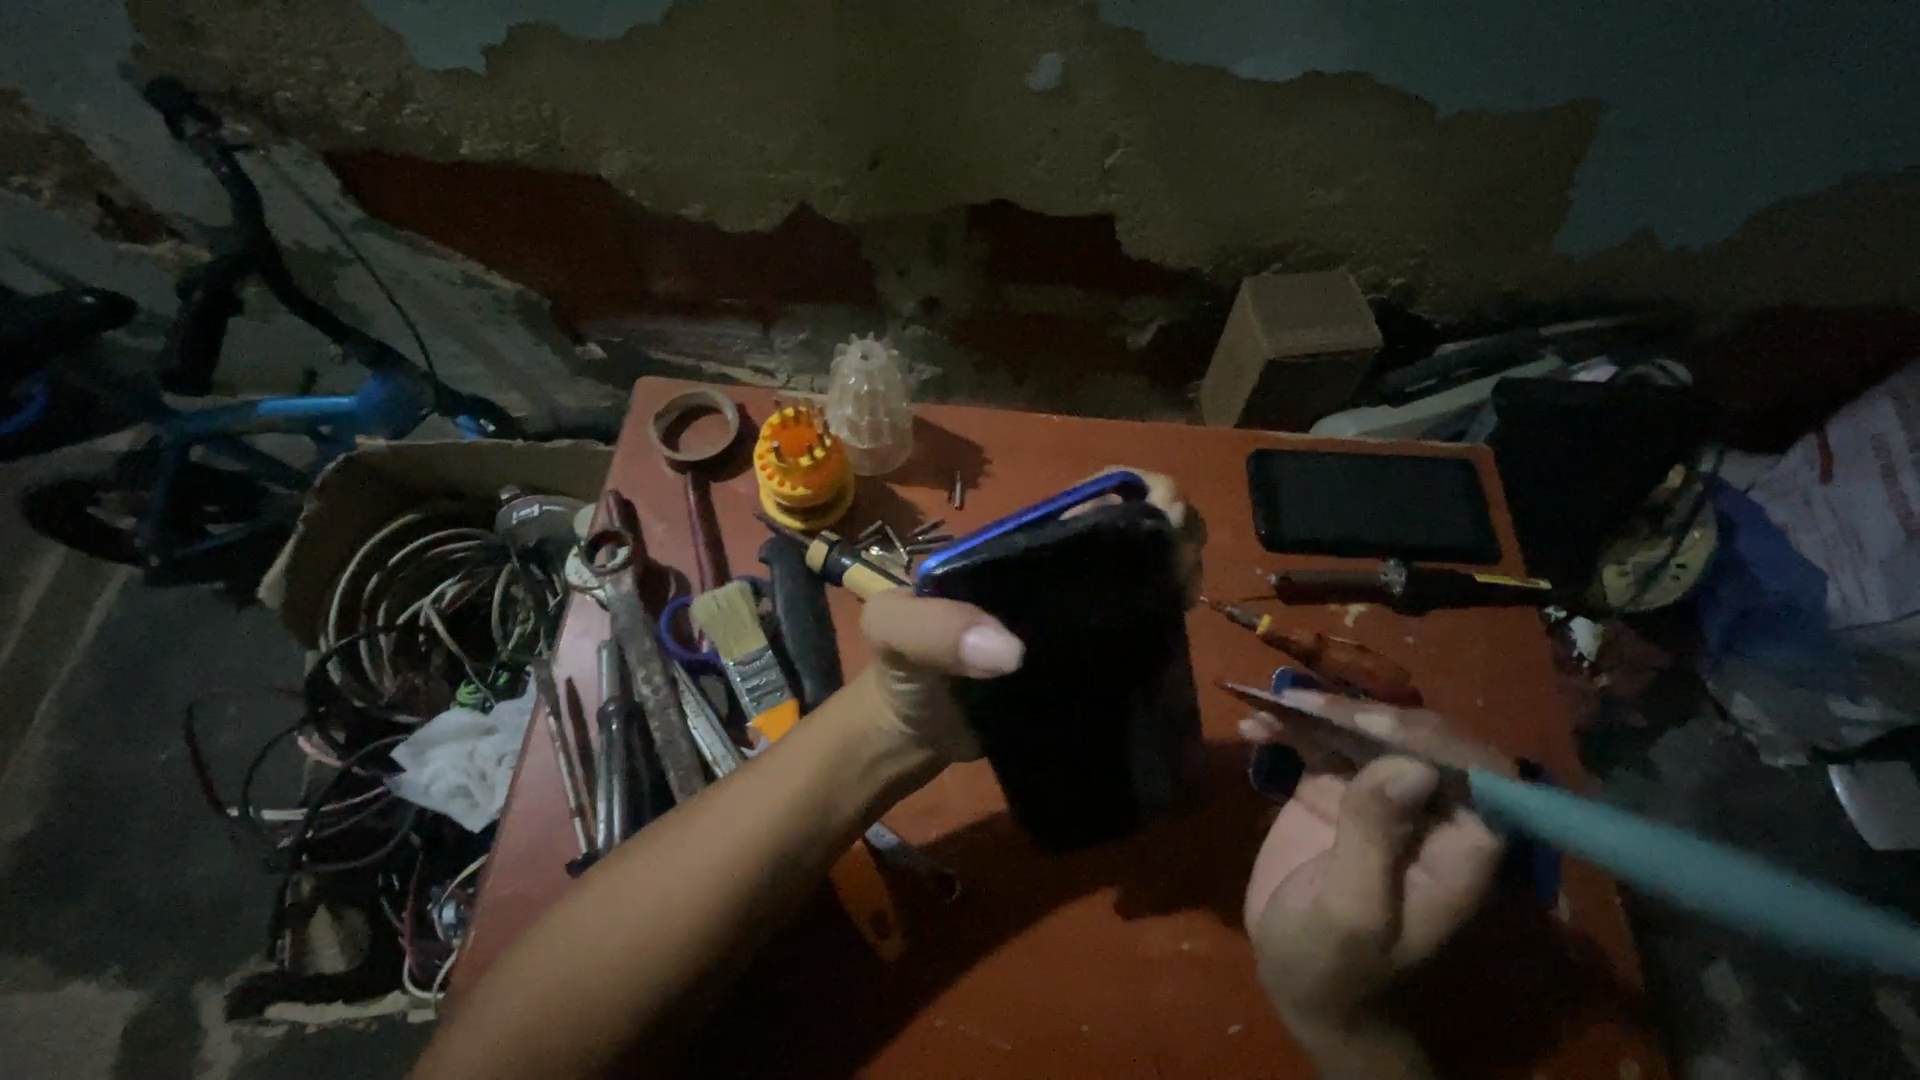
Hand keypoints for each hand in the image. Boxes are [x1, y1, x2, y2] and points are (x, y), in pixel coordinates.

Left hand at [856, 466, 1200, 763]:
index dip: (1135, 493)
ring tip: (1184, 594)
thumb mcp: (897, 634)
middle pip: (1129, 531)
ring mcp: (1076, 617)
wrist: (911, 734)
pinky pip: (1137, 631)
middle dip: (1170, 529)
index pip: (1087, 498)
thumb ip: (932, 630)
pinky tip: (1177, 628)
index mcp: (1017, 547)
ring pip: (1142, 577)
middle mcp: (1053, 573)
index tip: (1164, 519)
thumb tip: (1011, 651)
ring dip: (1178, 569)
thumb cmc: (901, 670)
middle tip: (1181, 568)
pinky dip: (1166, 620)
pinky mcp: (1089, 662)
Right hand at [1241, 689, 1509, 1063]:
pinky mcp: (1331, 792)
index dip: (1435, 742)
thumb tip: (1410, 764)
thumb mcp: (1352, 910)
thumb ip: (1377, 838)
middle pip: (1415, 741)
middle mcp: (1426, 814)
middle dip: (1366, 717)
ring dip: (1321, 712)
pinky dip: (1287, 729)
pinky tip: (1252, 726)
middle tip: (1309, 708)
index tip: (1372, 729)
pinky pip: (1317, 745)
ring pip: (1363, 733)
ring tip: (1275, 706)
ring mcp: (1376, 799)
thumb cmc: (1334, 964)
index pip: (1476, 775)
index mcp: (1456, 848)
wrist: (1298, 983)